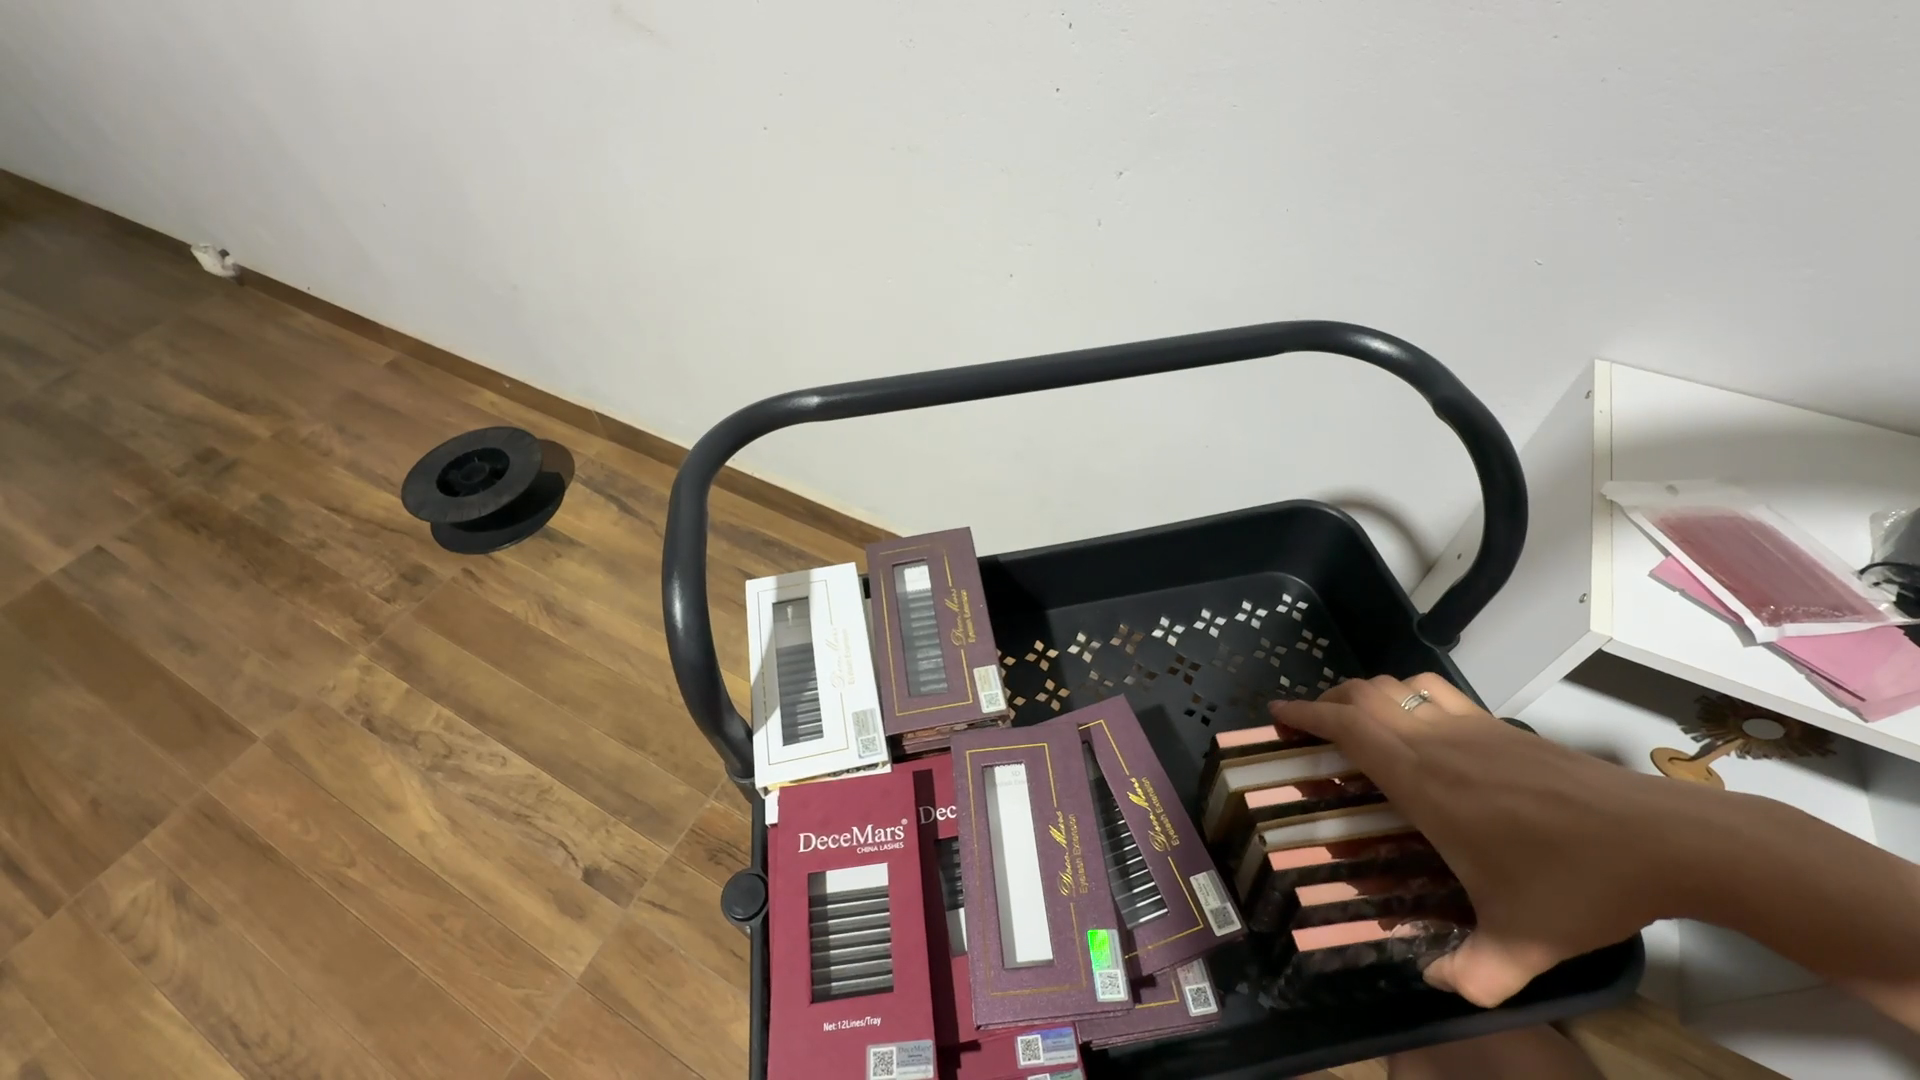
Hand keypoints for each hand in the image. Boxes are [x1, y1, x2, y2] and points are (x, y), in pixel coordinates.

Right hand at [1269, 674, 1706, 1007]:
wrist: (1667, 839)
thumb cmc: (1578, 884)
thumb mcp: (1522, 944)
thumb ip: (1474, 974)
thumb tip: (1437, 986)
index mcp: (1423, 780)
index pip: (1348, 727)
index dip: (1306, 714)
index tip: (1277, 714)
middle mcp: (1438, 742)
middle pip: (1366, 693)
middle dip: (1328, 700)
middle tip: (1310, 723)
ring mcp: (1474, 728)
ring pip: (1402, 684)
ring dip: (1369, 692)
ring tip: (1359, 718)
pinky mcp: (1506, 728)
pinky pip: (1439, 693)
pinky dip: (1410, 696)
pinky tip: (1422, 728)